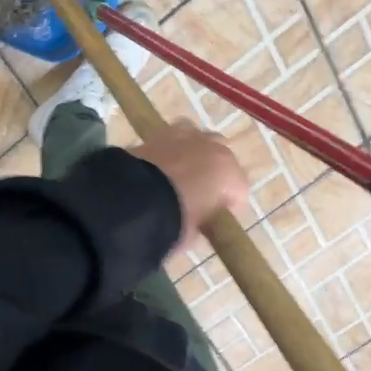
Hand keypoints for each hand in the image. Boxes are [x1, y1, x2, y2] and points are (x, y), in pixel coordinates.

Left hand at [128, 122, 248, 245]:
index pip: (238, 190)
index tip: (217, 219)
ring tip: (177, 176)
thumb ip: (199, 225)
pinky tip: (157, 170)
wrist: (132, 202)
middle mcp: (212, 147)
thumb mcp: (190, 236)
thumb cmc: (171, 224)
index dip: (228, 206)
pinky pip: (169, 143)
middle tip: (198, 194)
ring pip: (196, 141)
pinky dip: (167, 154)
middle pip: (220, 158)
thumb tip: (194, 224)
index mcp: (228, 173)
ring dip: (192, 156)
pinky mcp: (155, 134)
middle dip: (212, 174)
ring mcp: (183, 135)